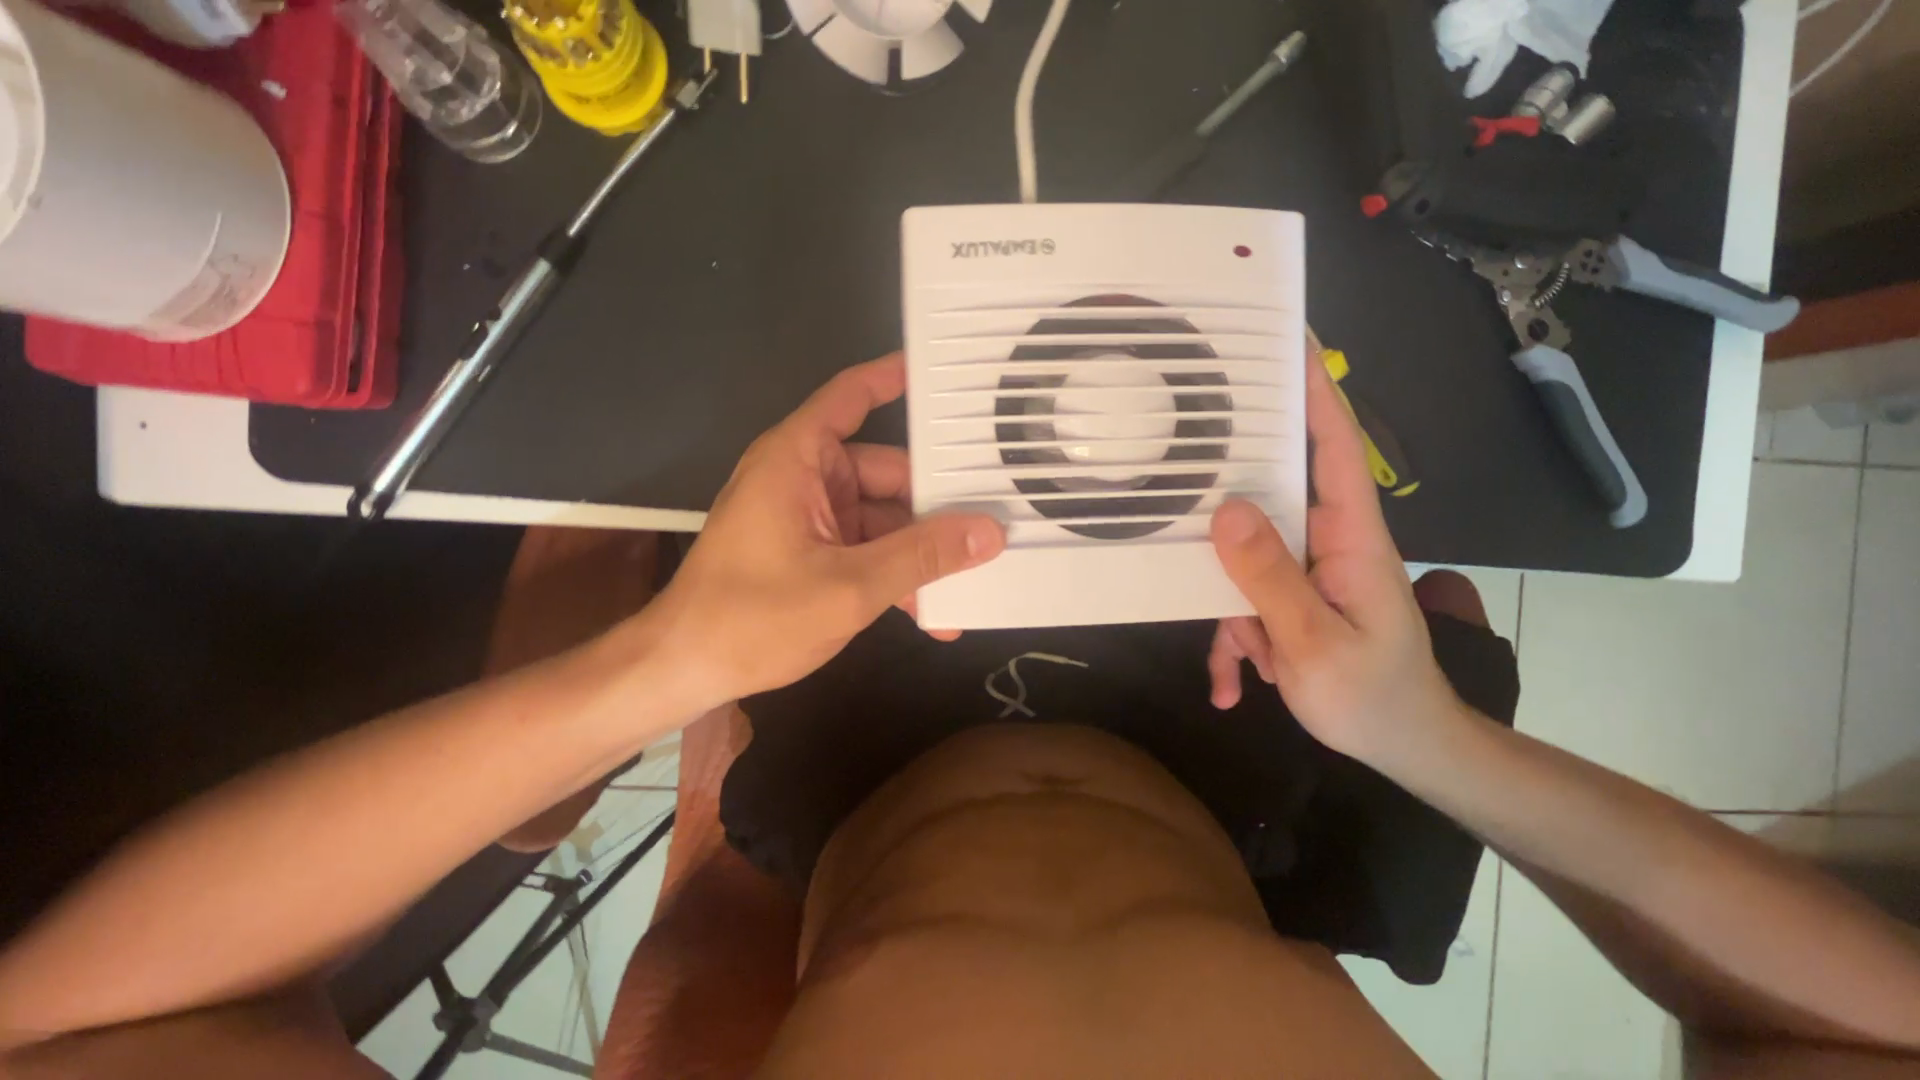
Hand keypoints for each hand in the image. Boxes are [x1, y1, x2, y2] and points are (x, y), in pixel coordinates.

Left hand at [646, 355, 1006, 707]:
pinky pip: (864, 550)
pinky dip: (892, 575)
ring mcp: (806, 518)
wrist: (683, 669)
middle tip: (999, 516)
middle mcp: (803, 478)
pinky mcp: (808, 553)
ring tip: (976, 578)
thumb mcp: (849, 588)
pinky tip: (932, 614)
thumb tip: (989, 532)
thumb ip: (921, 557)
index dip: (896, 378)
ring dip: (919, 553)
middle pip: (885, 471)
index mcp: (798, 459)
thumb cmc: (753, 618)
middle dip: (934, 504)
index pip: (852, 396)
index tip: (949, 376)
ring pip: (881, 518)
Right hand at [1204, 351, 1457, 760]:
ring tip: (1242, 661)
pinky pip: (1246, 604)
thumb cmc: (1377, 698)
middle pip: (1271, 492)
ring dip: (1231, 609)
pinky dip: (1235, 647)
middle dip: (1228, 492)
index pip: (1332, 446)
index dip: (1312, 389)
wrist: (1411, 749)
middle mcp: (1328, 541)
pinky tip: (1230, 690)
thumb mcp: (1316, 643)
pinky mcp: (1292, 602)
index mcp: (1351, 536)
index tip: (1285, 337)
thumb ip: (1270, 576)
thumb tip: (1225, 509)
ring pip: (1246, 558)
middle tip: (1180, 466)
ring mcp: (1308, 573)